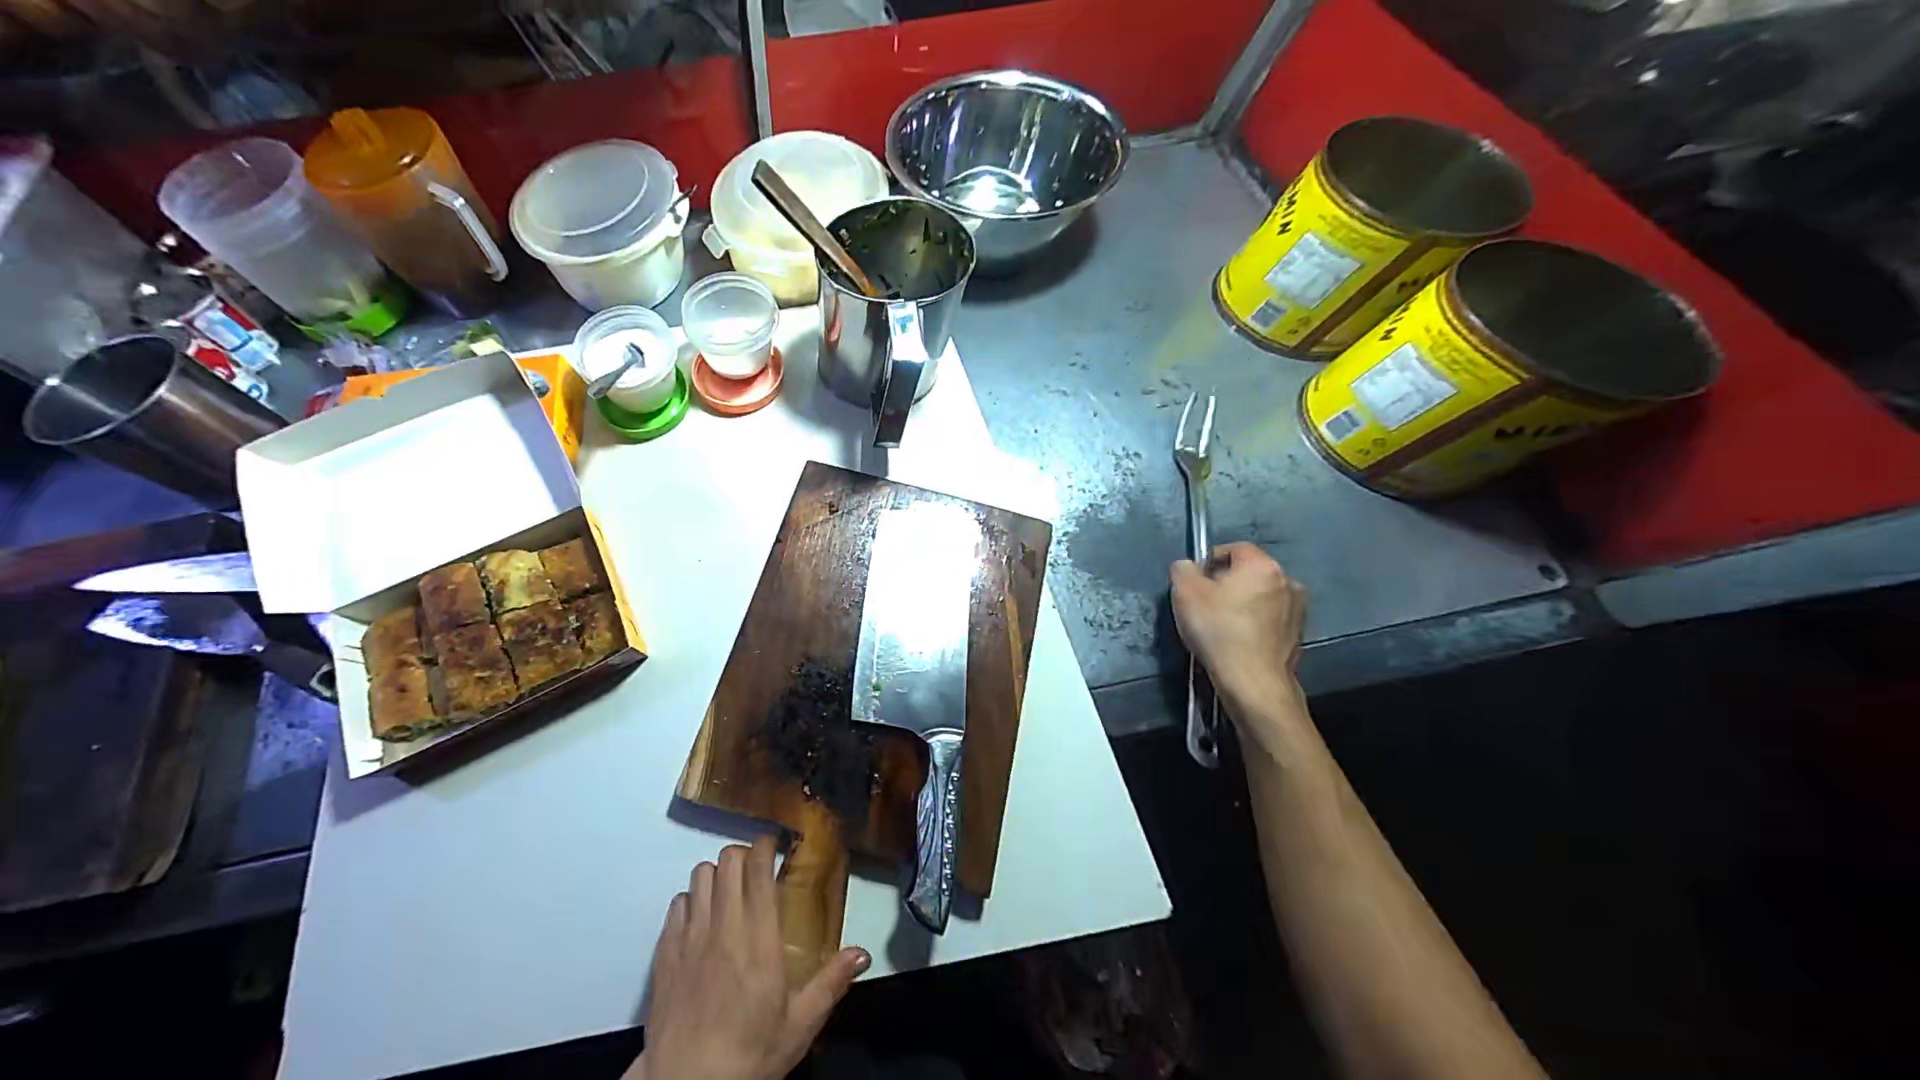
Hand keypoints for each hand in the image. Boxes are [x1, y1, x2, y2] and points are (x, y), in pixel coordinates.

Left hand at [629, 836, 869, 1079]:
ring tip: (729, 889)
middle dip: (744, 854)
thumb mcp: (800, 1025)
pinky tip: (701, 918)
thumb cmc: (748, 1055)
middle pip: (727, 863)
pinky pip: (676, 904)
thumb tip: (862, 953)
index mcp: (759, 941)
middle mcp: (723, 929)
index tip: (775, 843)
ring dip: (716, 874)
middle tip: (756, 868)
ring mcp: (690, 939)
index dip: (766, 847)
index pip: (758, 872)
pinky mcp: (665, 954)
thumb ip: (831, 983)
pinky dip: (691, 900)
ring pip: (699, 876)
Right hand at [1170, 541, 1308, 711]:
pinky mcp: (1298, 635)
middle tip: (1205, 605)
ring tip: (1222, 626)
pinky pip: (1271, 620)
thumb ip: (1183, 570)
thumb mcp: (1185, 593)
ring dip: (1244, 604)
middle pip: (1249, 573)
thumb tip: (1188, 567)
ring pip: (1261, 597)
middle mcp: (1287, 581)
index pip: (1233, 548)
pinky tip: (1239, 641)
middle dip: (1227, 584)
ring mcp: (1298, 610)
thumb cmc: (1219, 632)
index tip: (1195, 583)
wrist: (1253, 683)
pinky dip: (1255, 625)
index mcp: (1263, 565)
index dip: (1210, 562)